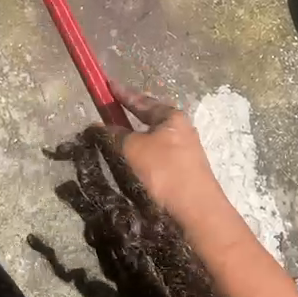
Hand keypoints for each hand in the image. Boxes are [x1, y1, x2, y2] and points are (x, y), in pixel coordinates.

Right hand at [109, 85, 224, 220]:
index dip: (122, 93)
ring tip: (118, 143)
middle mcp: (182, 131)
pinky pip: (157, 158)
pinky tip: (134, 166)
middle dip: (130, 117)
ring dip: (136, 141)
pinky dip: (143, 158)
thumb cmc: (164, 171)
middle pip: (150, 120)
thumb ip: (114, 134)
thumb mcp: (132, 148)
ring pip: (153, 141)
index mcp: (172, 117)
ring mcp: (186, 153)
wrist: (197, 211)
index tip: (108, 84)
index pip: (142, 100)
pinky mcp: (185, 173)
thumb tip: (100, 127)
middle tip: (110, 114)